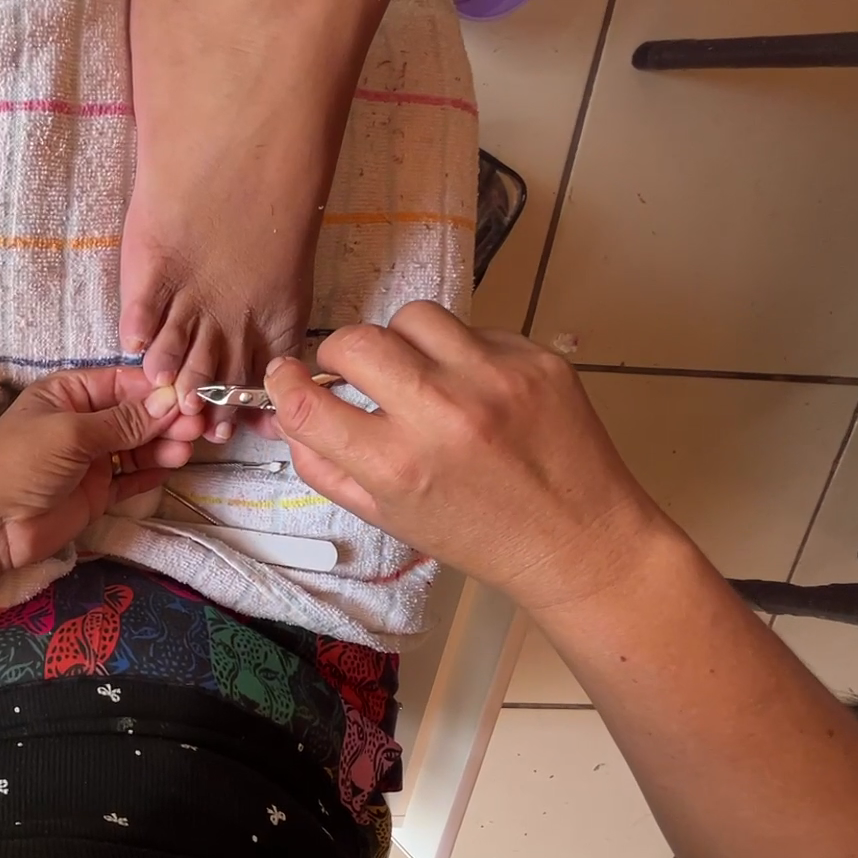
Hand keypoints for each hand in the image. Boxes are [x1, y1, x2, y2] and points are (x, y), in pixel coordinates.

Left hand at [0, 369, 204, 573]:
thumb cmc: (19, 464)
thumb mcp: (71, 433)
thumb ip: (123, 421)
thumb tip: (170, 401)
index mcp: (68, 393)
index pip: (122, 383)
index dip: (156, 389)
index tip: (191, 395)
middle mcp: (81, 422)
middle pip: (134, 414)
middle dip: (166, 418)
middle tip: (199, 426)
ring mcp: (89, 460)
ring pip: (136, 447)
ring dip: (163, 446)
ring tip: (188, 449)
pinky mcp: (95, 493)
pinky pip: (130, 478)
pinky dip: (151, 473)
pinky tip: (172, 467)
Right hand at [263, 301, 679, 612]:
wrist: (577, 539)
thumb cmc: (469, 534)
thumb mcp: (379, 512)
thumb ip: (321, 463)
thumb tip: (286, 417)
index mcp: (393, 464)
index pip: (305, 403)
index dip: (281, 383)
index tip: (283, 377)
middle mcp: (440, 413)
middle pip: (354, 342)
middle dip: (336, 354)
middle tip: (346, 373)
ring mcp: (493, 378)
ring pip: (411, 318)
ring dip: (395, 342)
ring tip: (410, 373)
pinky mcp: (534, 359)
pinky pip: (468, 331)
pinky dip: (451, 353)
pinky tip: (466, 387)